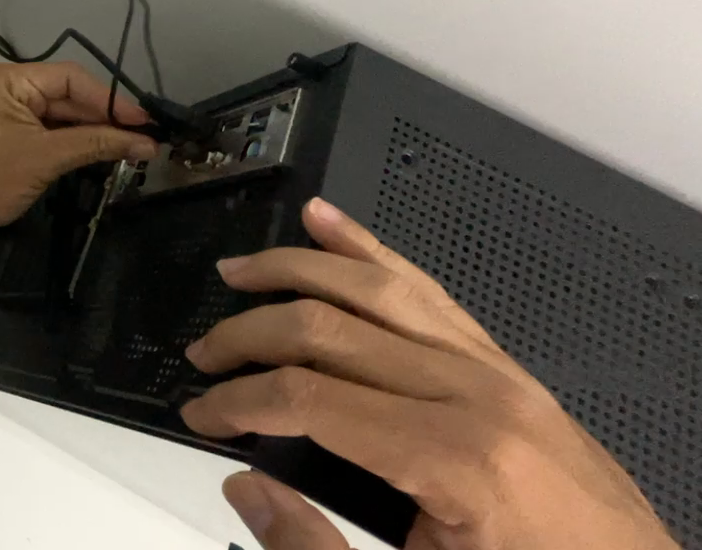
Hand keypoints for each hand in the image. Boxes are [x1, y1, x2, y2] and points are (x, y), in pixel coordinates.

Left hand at [0, 61, 156, 245]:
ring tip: (132, 150)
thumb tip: (146, 142)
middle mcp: (4, 86)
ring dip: (90, 131)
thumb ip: (96, 143)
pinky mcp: (2, 132)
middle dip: (104, 118)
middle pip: (66, 95)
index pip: (71, 78)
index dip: (111, 100)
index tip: (146, 123)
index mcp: (7, 79)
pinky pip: (44, 129)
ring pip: (57, 114)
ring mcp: (2, 109)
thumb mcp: (44, 158)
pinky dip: (70, 141)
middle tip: (145, 142)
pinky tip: (99, 153)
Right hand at [180, 197, 678, 549]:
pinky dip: (366, 245)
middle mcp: (476, 396)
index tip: (198, 416)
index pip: (307, 398)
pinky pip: (424, 290)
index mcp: (457, 460)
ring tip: (233, 271)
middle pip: (324, 329)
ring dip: (289, 269)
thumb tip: (241, 484)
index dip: (236, 401)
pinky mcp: (503, 365)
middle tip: (201, 355)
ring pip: (368, 286)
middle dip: (244, 337)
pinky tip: (323, 218)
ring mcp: (496, 371)